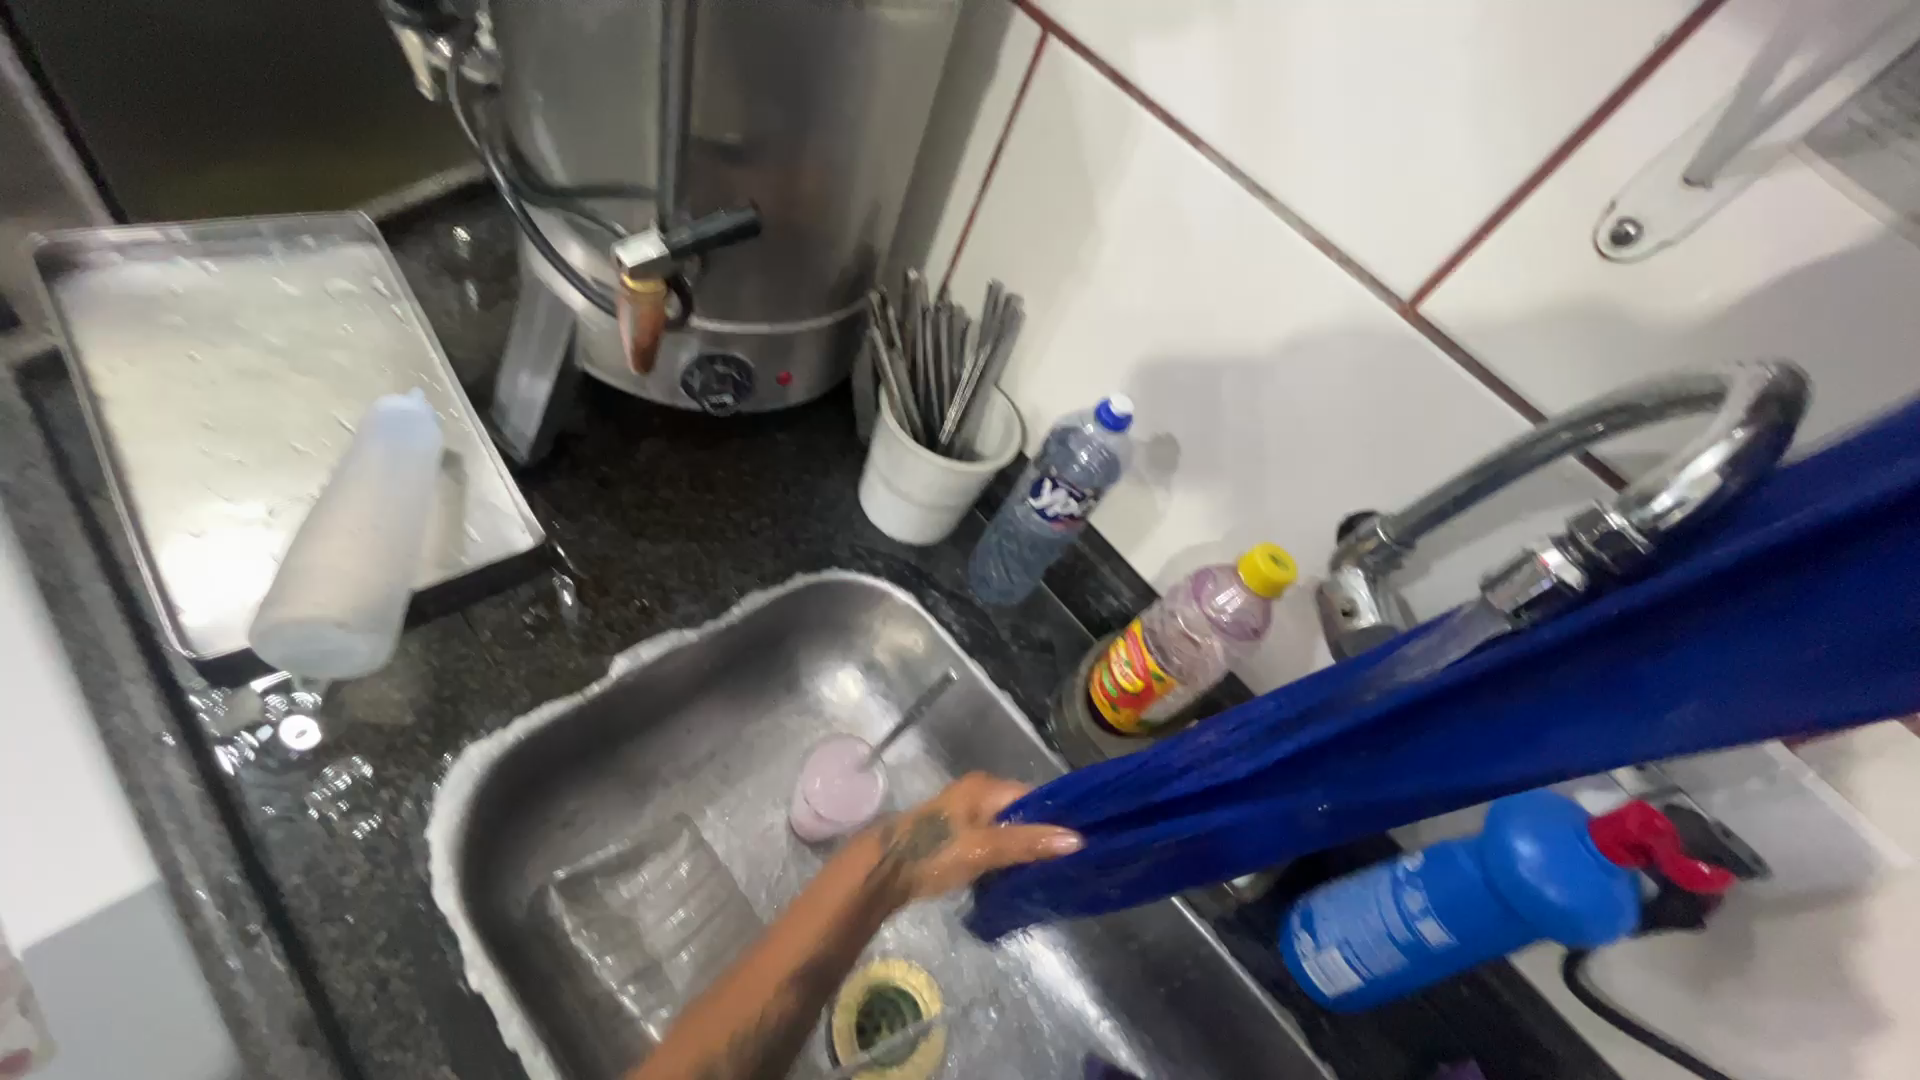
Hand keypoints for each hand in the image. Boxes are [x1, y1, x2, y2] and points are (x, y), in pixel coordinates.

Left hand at [860, 772, 1082, 907]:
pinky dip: (1007, 854)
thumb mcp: (985, 848)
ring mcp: (967, 814)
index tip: (1084, 842)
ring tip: (1053, 871)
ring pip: (1009, 828)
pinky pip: (994, 840)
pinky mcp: (959, 836)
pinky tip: (1021, 874)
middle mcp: (979, 792)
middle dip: (1044, 834)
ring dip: (1026, 847)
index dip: (1059, 816)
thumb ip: (1028, 842)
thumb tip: (1078, 839)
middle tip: (1072, 862)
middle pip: (1023, 812)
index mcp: (987, 786)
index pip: (1036, 796)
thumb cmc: (936, 851)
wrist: (885, 868)